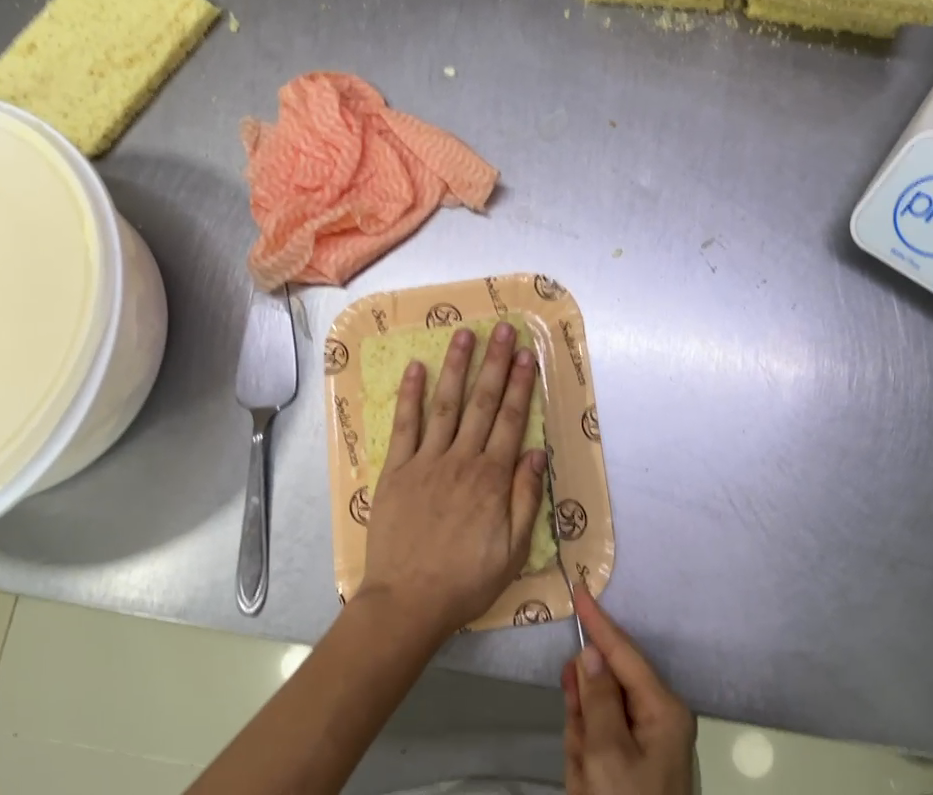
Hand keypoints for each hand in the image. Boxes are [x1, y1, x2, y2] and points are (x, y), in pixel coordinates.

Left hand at [358, 323, 546, 639]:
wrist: (408, 602)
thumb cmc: (466, 581)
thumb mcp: (513, 550)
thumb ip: (526, 498)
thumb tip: (536, 453)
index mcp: (492, 479)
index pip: (510, 421)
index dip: (520, 385)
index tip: (526, 354)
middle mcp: (461, 461)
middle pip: (482, 403)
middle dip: (494, 363)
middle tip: (503, 329)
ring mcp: (426, 462)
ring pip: (445, 405)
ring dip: (456, 367)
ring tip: (464, 334)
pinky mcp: (396, 472)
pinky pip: (404, 426)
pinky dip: (410, 396)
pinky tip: (415, 369)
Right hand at [562, 586, 696, 794]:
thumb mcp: (608, 755)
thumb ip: (597, 700)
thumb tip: (592, 654)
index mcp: (663, 710)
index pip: (625, 654)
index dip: (600, 623)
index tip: (580, 589)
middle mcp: (659, 719)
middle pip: (611, 684)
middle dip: (588, 696)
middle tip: (580, 720)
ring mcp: (645, 744)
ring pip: (600, 712)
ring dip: (584, 727)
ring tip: (582, 752)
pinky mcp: (629, 764)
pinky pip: (599, 739)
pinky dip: (585, 744)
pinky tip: (583, 755)